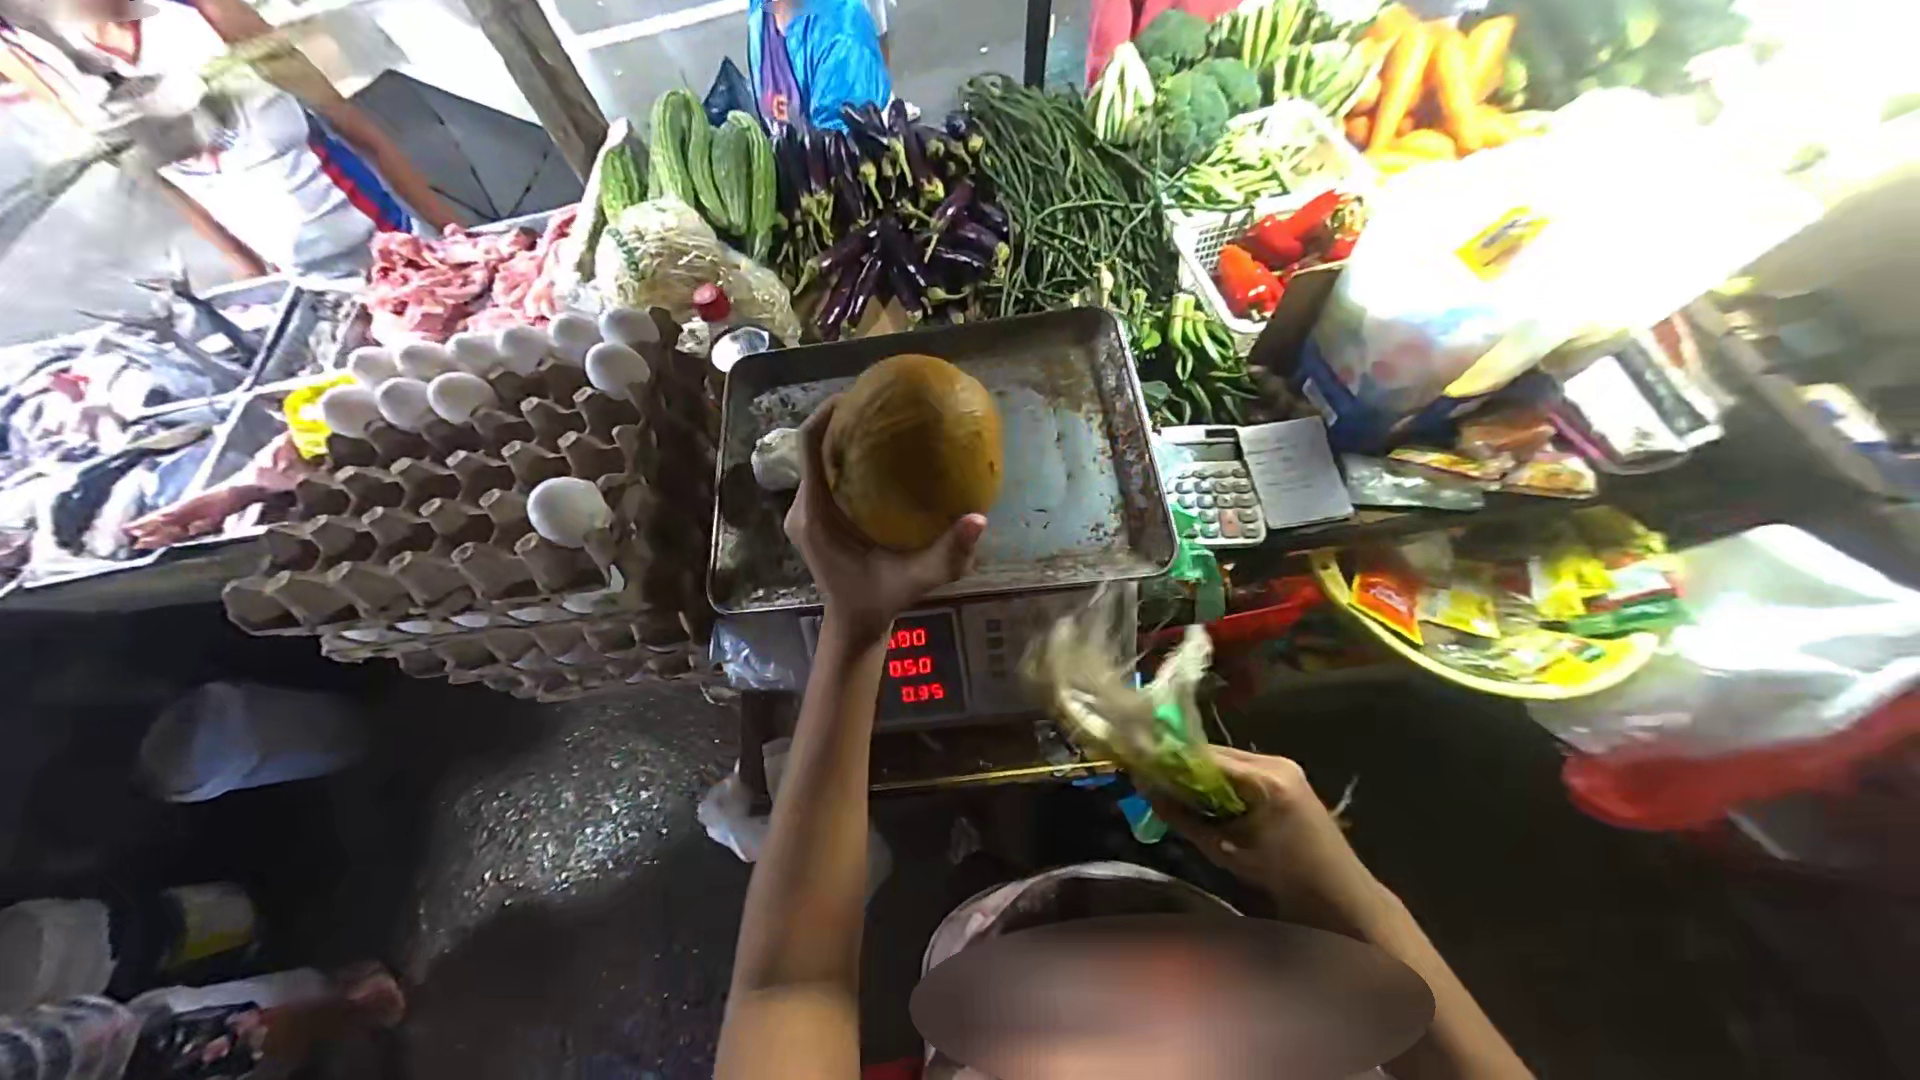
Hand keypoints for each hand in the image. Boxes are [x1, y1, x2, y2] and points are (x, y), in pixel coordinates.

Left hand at [785, 397, 986, 643]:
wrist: (855, 623)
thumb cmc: (880, 600)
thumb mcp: (917, 578)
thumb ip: (948, 553)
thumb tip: (979, 519)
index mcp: (816, 516)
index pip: (808, 448)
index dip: (827, 414)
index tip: (857, 395)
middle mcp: (803, 509)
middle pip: (811, 447)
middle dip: (839, 419)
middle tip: (878, 403)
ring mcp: (805, 512)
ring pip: (816, 459)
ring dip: (841, 436)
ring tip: (879, 418)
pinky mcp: (813, 516)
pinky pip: (823, 474)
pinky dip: (843, 457)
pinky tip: (876, 451)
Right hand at [1148, 748, 1381, 927]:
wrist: (1342, 897)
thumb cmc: (1285, 878)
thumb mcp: (1227, 851)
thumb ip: (1185, 820)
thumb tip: (1147, 792)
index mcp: (1265, 779)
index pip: (1205, 756)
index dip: (1171, 759)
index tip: (1142, 764)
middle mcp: (1275, 762)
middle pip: (1215, 753)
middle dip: (1183, 764)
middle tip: (1153, 776)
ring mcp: (1283, 766)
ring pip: (1227, 759)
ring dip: (1201, 770)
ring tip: (1174, 786)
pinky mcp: (1286, 775)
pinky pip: (1241, 768)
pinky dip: (1220, 777)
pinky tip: (1205, 793)